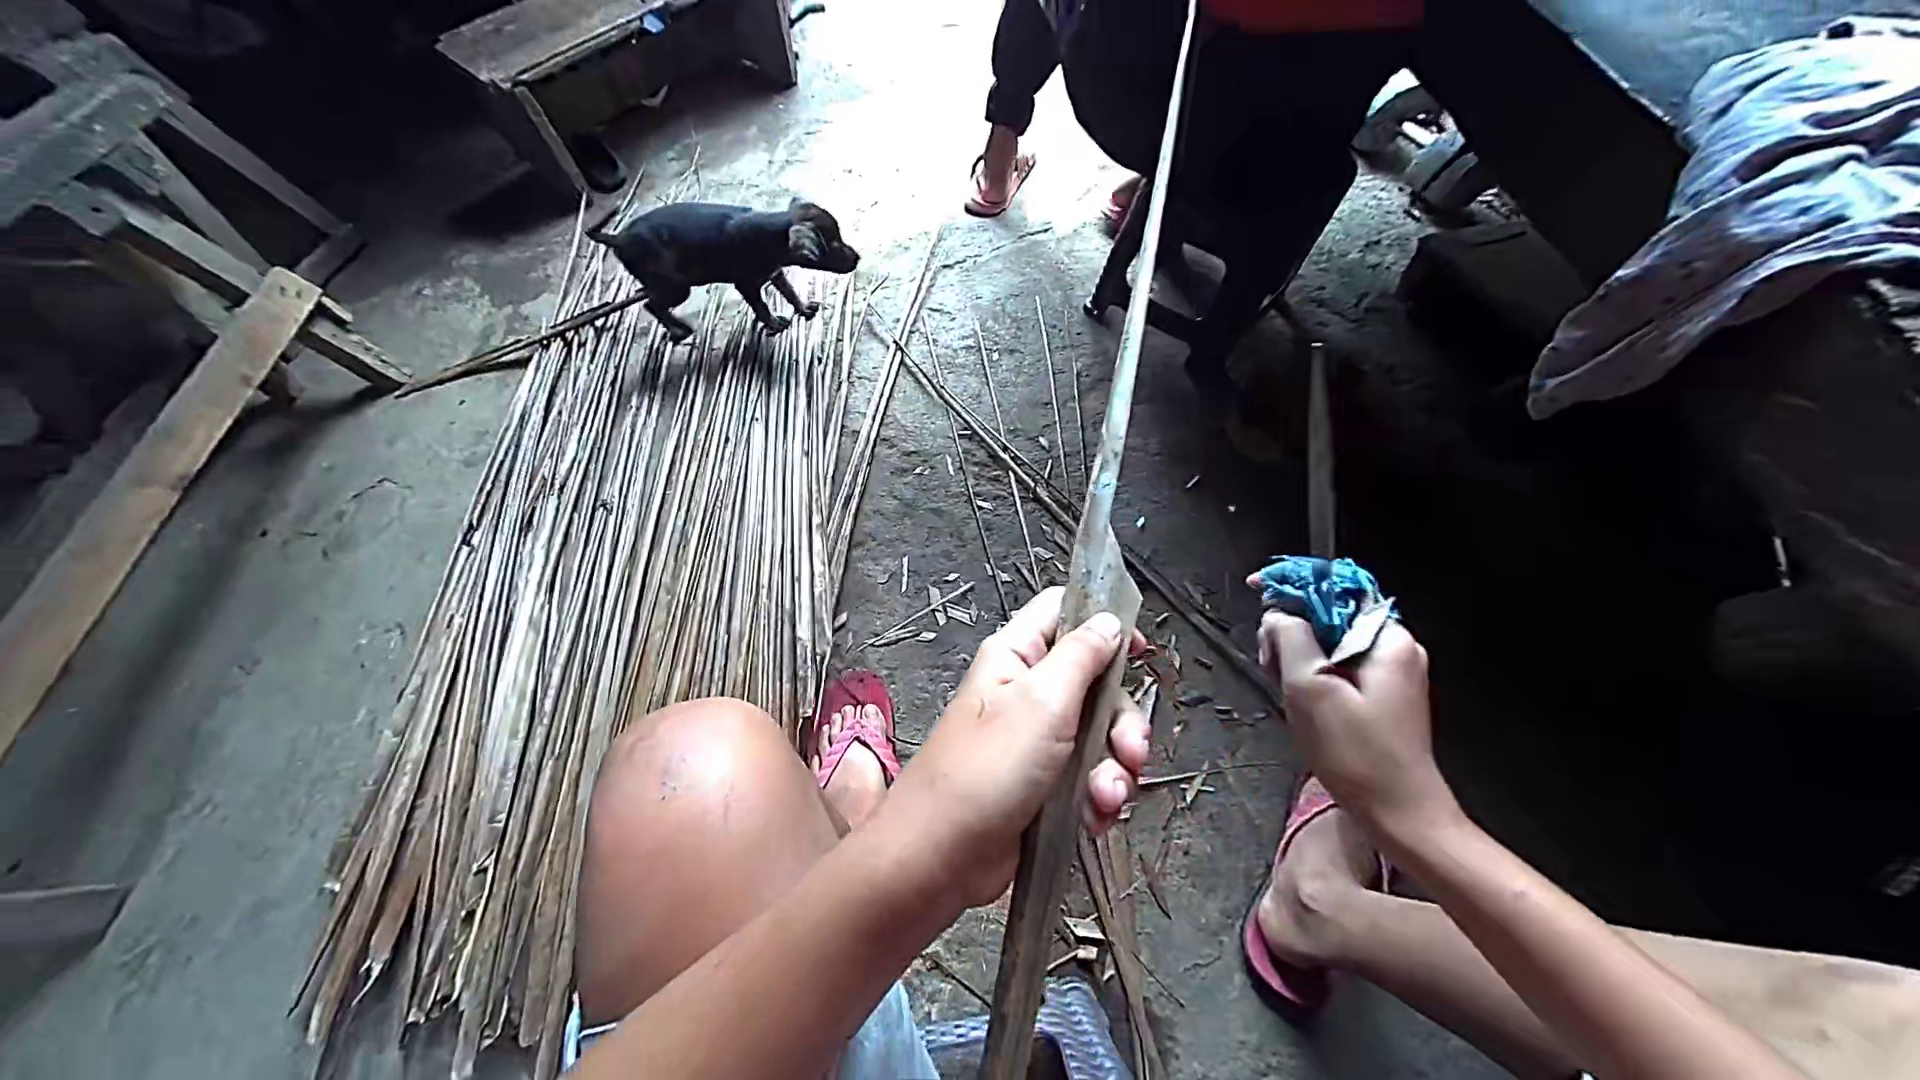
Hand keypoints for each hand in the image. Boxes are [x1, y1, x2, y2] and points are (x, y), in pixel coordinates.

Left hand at [878, 587, 1149, 909]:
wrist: (941, 856)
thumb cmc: (979, 774)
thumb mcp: (1040, 701)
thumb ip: (1080, 656)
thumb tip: (1108, 621)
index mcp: (1016, 656)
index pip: (1064, 612)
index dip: (1104, 623)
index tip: (1139, 650)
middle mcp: (1025, 691)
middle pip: (1096, 681)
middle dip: (1121, 718)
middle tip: (1127, 746)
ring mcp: (1035, 738)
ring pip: (1098, 734)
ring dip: (1114, 767)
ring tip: (1103, 794)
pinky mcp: (1042, 781)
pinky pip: (1088, 776)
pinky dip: (1098, 796)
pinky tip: (1092, 815)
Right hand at [1252, 600, 1457, 833]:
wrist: (1397, 813)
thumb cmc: (1356, 755)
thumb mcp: (1309, 687)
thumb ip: (1289, 638)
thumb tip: (1278, 614)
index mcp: (1387, 639)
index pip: (1335, 589)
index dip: (1294, 587)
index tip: (1260, 590)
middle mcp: (1394, 649)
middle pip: (1329, 615)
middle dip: (1293, 631)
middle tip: (1272, 664)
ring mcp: (1388, 673)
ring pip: (1328, 642)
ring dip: (1299, 656)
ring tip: (1286, 688)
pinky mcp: (1379, 695)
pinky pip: (1337, 667)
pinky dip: (1312, 675)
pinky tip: (1301, 700)